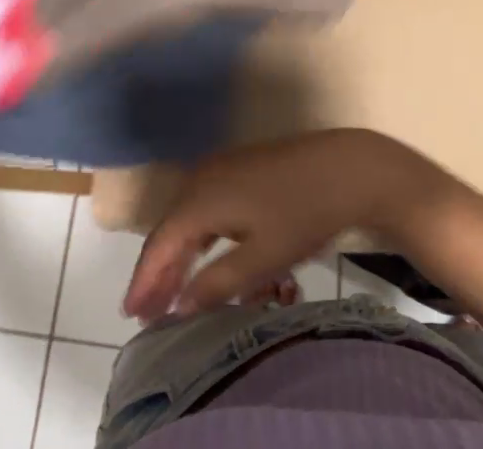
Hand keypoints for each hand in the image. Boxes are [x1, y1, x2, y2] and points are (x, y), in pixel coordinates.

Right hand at [122, 129, 448, 321]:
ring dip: (183, 256)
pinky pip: (209, 207)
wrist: (350, 168)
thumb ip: (217, 283)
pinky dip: (203, 237)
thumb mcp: (263, 259)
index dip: (144, 281)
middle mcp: (202, 178)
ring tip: (176, 293)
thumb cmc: (304, 214)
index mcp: (199, 199)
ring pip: (191, 219)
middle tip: (150, 312)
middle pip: (171, 230)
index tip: (131, 314)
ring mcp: (222, 169)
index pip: (159, 245)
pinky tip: (208, 258)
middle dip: (160, 273)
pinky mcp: (242, 169)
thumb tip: (179, 306)